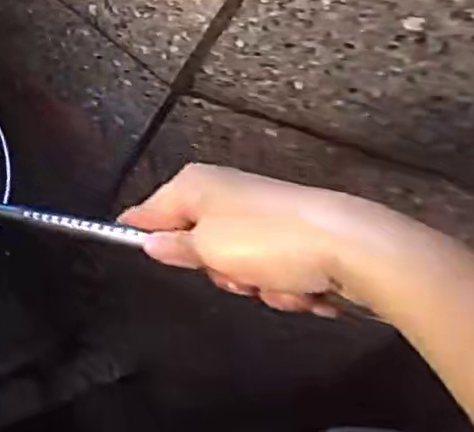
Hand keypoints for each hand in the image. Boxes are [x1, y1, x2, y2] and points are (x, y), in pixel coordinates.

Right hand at [117, 163, 430, 316]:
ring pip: (240, 262)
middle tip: (235, 278)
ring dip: (258, 285)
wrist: (354, 247)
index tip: (120, 238)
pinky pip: (275, 268)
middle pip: (198, 241)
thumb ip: (175, 247)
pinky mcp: (294, 234)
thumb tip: (152, 243)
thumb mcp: (209, 249)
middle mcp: (222, 192)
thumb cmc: (268, 239)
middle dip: (218, 270)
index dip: (138, 229)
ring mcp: (259, 212)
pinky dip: (287, 285)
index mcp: (192, 184)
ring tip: (280, 287)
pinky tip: (306, 289)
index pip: (150, 209)